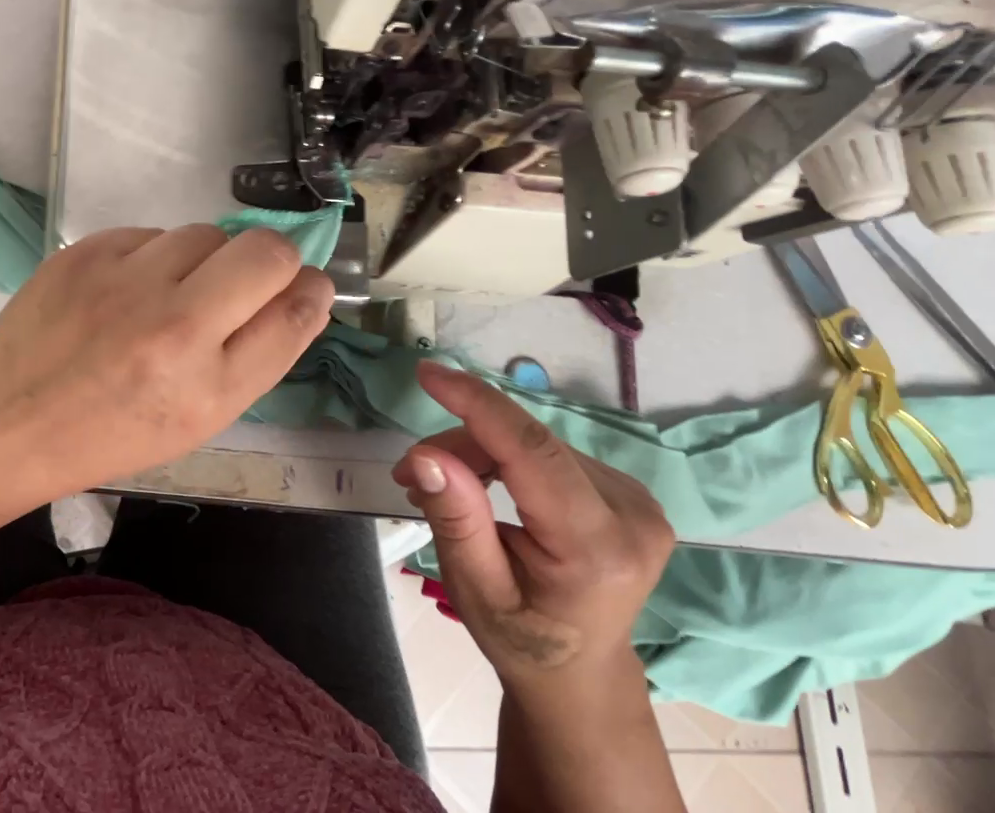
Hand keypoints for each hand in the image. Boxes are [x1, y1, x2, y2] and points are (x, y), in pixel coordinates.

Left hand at [0, 225, 332, 513]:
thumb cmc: (105, 435)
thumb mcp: (194, 421)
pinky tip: (125, 291)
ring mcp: (125, 280)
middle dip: (271, 261)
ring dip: (204, 258)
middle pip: (266, 251)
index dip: (309, 293)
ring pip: (205, 232)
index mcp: (209, 387)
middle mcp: (174, 325)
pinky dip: (151, 256)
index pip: (296, 310)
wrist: (5, 422)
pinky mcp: (84, 252)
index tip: (300, 289)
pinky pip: (149, 233)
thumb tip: (299, 294)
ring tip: (169, 295)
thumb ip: (254, 358)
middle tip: (242, 284)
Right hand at [392, 362, 675, 706]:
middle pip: (528, 446)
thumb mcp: (474, 588)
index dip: (479, 406)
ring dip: (479, 453)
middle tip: (408, 476)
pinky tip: (480, 485)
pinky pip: (550, 454)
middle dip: (461, 446)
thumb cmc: (521, 638)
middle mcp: (633, 514)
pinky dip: (504, 460)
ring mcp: (638, 501)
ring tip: (439, 488)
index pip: (534, 453)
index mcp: (597, 547)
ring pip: (536, 445)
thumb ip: (456, 519)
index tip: (429, 374)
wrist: (580, 673)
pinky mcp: (629, 493)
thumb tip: (425, 455)